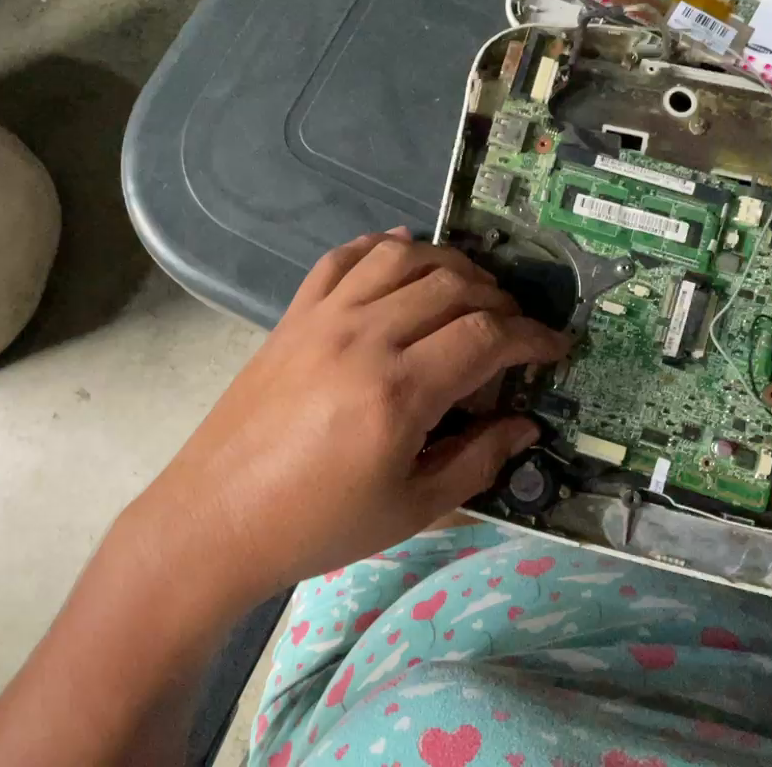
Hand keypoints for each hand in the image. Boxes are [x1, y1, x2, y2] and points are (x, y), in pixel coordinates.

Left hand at [134, 229, 567, 602]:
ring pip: (402, 258)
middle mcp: (364, 336)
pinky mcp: (294, 314)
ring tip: (472, 290)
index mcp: (398, 391)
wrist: (217, 517)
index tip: (555, 347)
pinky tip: (403, 253)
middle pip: (453, 286)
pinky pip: (343, 258)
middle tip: (516, 329)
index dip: (532, 336)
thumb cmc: (318, 525)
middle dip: (500, 300)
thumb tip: (527, 424)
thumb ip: (478, 460)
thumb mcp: (411, 509)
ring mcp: (324, 317)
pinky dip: (381, 246)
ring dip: (449, 264)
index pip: (485, 335)